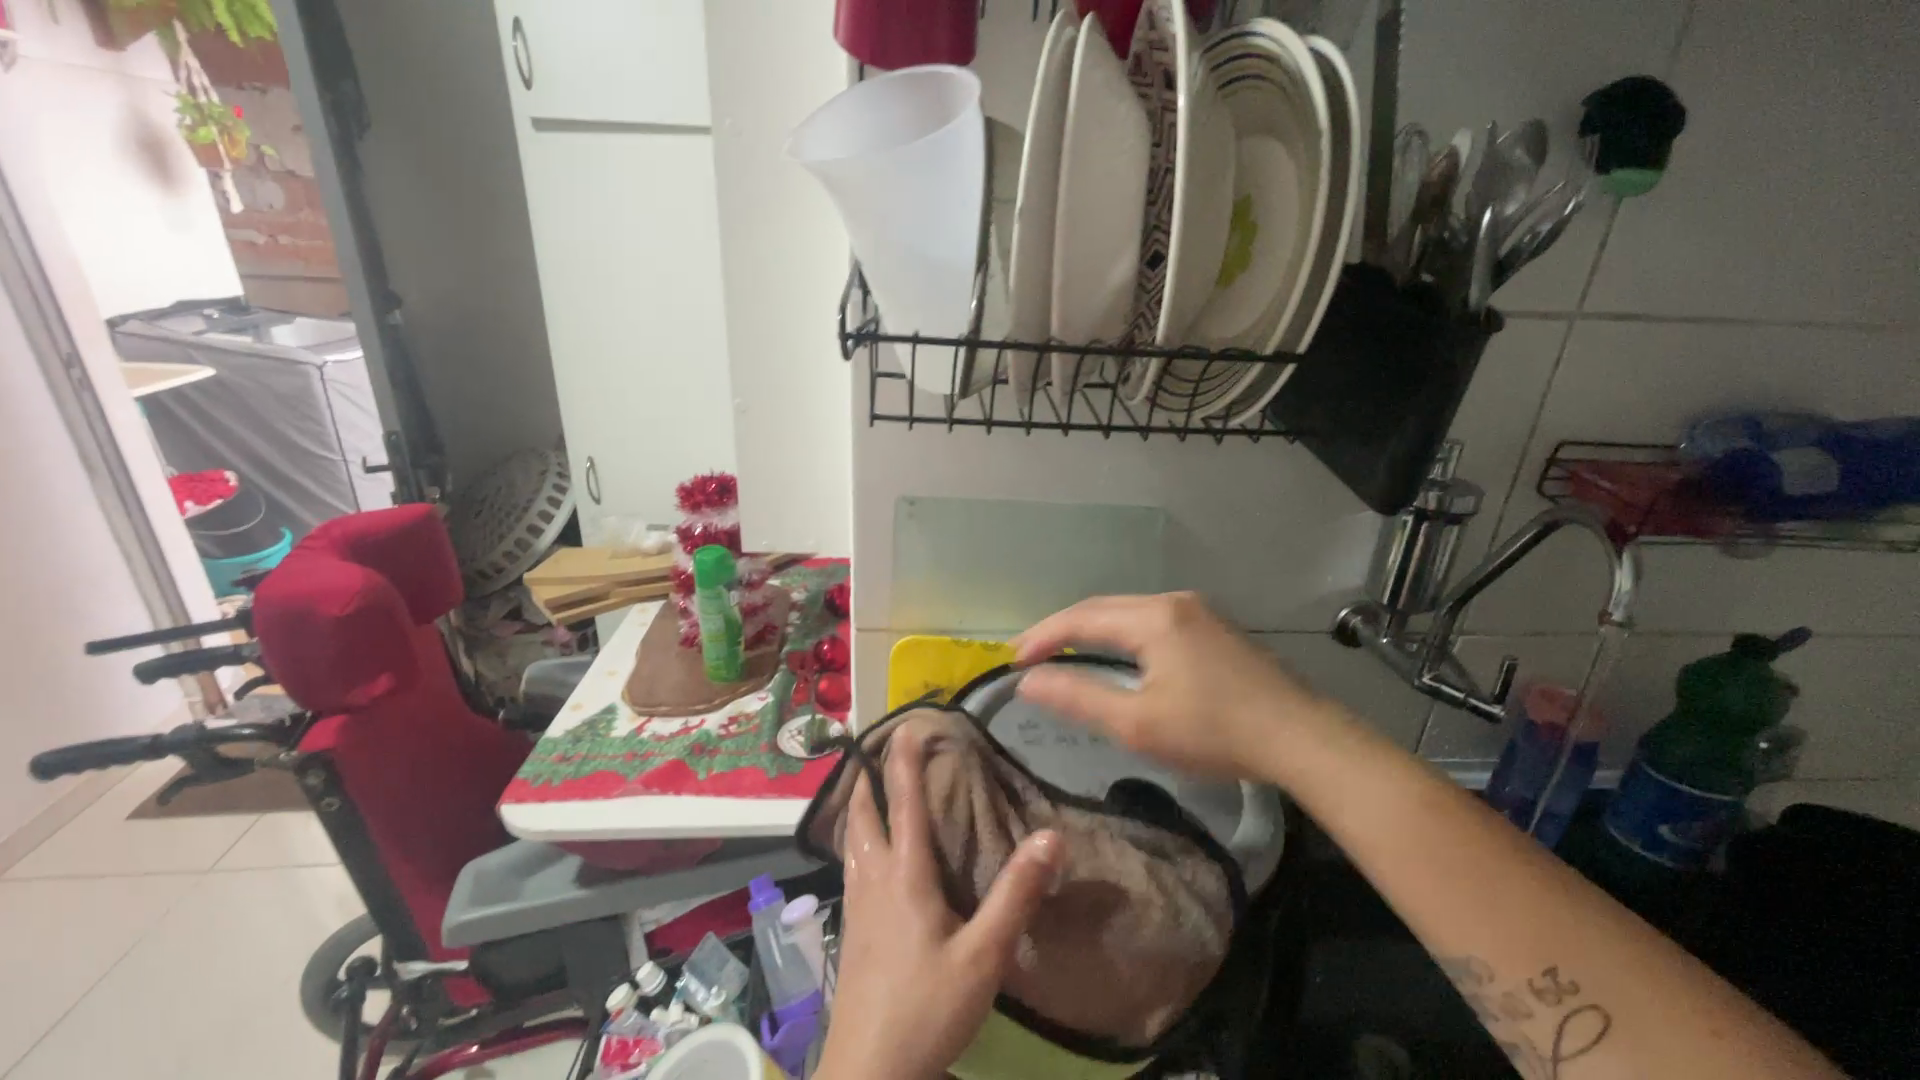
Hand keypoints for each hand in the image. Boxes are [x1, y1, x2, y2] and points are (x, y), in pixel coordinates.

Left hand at [817, 731, 1063, 1079]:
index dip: (904, 761)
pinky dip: (857, 843)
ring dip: (858, 809)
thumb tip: (1052, 835)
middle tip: (878, 749)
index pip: (903, 803)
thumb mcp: (983, 956)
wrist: (868, 1071)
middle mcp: (873, 882)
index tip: (906, 724)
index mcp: (904, 877)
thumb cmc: (927, 1008)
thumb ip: (1016, 895)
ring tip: (866, 792)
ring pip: (851, 843)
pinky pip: (851, 869)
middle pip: (862, 817)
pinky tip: (866, 861)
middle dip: (868, 779)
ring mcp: (856, 910)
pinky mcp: (852, 935)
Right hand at [1011, 592, 1348, 782]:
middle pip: (1105, 608)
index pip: (1081, 618)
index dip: (1041, 636)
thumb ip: (1078, 698)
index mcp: (1153, 618)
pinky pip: (1155, 622)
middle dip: (1063, 629)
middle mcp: (1175, 602)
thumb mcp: (1137, 724)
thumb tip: (1028, 681)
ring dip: (1094, 630)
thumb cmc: (1214, 732)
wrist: (1301, 738)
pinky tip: (1119, 656)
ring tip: (1065, 653)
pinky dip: (1124, 635)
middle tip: (1030, 654)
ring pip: (1130, 613)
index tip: (1011, 661)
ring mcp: (1201, 612)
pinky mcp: (1217, 629)